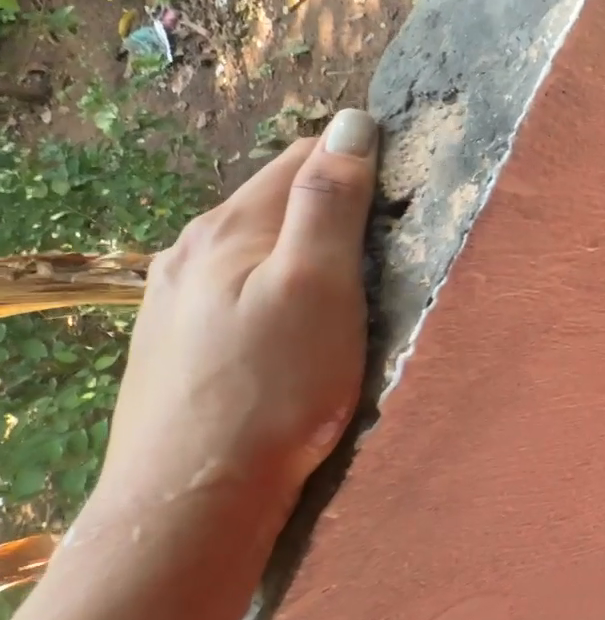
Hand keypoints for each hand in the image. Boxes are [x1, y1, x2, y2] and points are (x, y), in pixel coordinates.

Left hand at [95, 110, 379, 515]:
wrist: (195, 496)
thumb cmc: (275, 384)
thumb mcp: (319, 284)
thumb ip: (331, 201)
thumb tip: (353, 123)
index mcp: (228, 227)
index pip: (304, 156)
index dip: (362, 159)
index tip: (411, 188)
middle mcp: (193, 250)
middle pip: (280, 197)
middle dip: (340, 200)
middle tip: (398, 237)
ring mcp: (179, 296)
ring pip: (265, 242)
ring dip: (314, 244)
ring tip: (362, 277)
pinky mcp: (182, 338)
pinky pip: (248, 282)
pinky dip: (288, 280)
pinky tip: (307, 317)